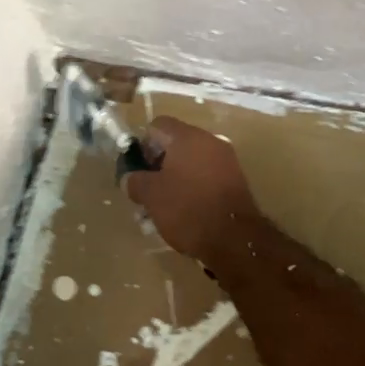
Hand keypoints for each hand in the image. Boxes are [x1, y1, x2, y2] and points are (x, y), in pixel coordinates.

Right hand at [123, 116, 263, 262]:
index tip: (137, 171)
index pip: (157, 126)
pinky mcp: (235, 181)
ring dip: (174, 181)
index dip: (142, 146)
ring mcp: (226, 161)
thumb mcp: (151, 195)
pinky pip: (206, 178)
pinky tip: (184, 214)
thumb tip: (129, 178)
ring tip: (163, 209)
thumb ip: (135, 181)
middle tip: (147, 192)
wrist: (235, 239)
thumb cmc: (188, 208)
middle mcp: (210, 141)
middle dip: (157, 167)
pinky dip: (192, 190)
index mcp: (187, 137)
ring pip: (190, 164)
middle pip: (175, 145)